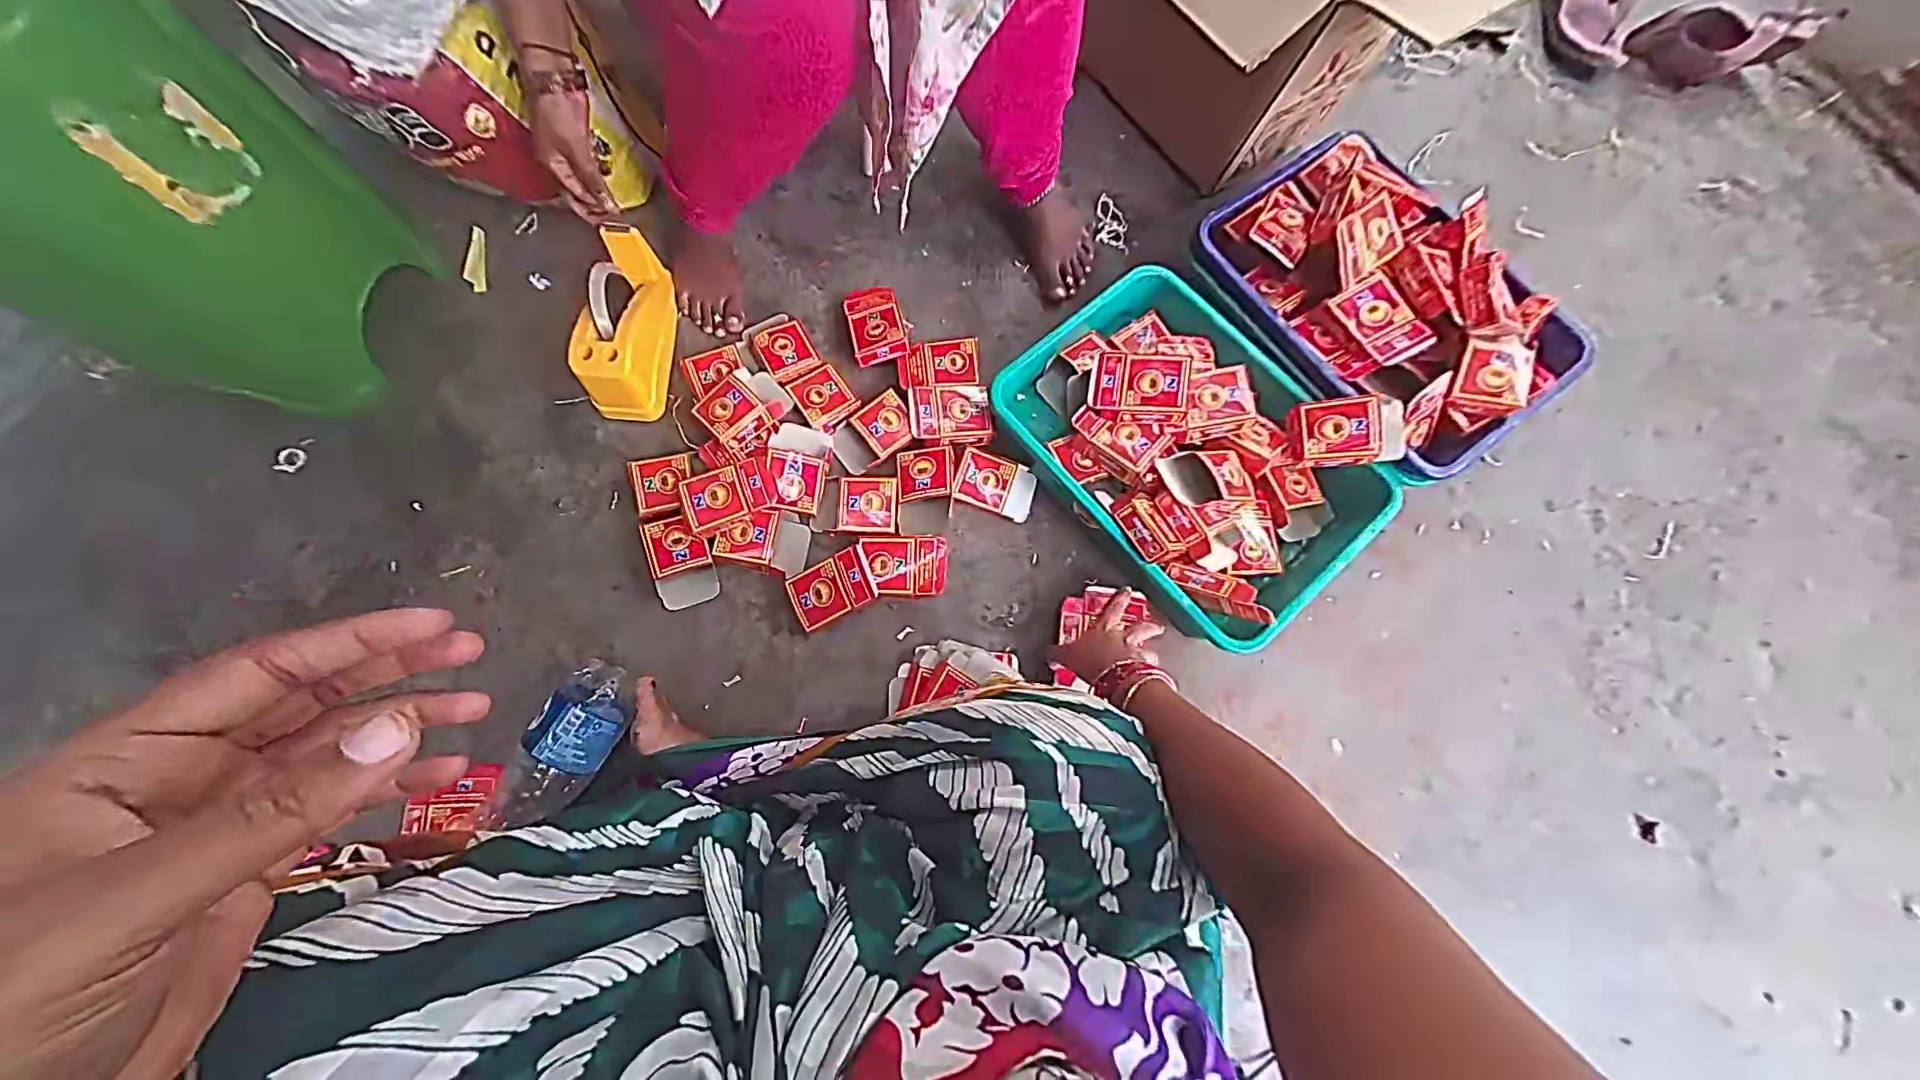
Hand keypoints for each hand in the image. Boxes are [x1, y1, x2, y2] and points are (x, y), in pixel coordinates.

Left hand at [0, 609, 489, 1079]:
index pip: (259, 675)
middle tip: (468, 649)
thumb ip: (274, 811)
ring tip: (474, 708)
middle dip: (393, 671)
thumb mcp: (138, 897)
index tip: (431, 624)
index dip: (351, 642)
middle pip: (308, 703)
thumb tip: (398, 728)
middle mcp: (184, 779)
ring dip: (408, 726)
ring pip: (335, 753)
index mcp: (128, 763)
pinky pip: (341, 808)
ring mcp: (226, 823)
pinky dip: (396, 787)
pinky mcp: (257, 866)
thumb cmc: (19, 998)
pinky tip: (442, 774)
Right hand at [527, 76, 619, 222]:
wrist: (553, 79)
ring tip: (612, 202)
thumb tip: (605, 204)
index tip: (612, 217)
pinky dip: (596, 177)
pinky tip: (605, 182)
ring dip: (596, 192)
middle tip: (613, 215)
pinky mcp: (573, 141)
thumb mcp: (577, 150)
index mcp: (552, 166)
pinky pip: (586, 166)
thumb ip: (591, 178)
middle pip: (577, 192)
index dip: (593, 209)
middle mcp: (556, 162)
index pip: (575, 196)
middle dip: (594, 205)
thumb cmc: (558, 111)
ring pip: (582, 180)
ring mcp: (564, 151)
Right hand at [1052, 587, 1165, 683]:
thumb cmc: (1091, 662)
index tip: (1126, 591)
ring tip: (1154, 650)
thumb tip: (1048, 653)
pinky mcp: (1143, 668)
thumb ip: (1058, 653)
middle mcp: (1122, 637)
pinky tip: (1150, 672)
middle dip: (1147, 624)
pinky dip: (1149, 667)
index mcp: (1103, 628)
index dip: (1119, 599)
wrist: (1112, 678)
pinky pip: (1149, 665)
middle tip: (1155, 625)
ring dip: (1151, 647)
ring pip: (1148, 646)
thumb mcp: (1067, 656)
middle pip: (1138, 626)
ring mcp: (1135, 652)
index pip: (1112, 608)